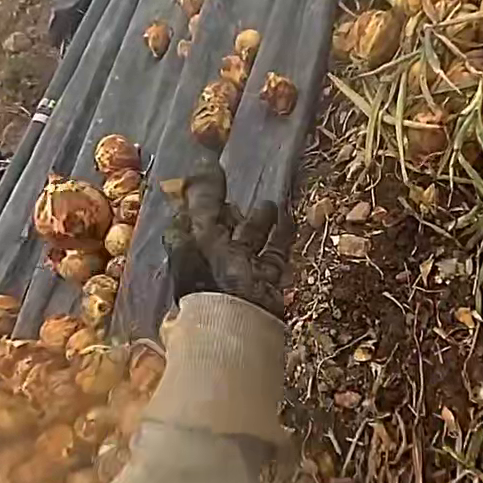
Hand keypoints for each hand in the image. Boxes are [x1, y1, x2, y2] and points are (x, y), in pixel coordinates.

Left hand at [165, 161, 292, 318]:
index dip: (204, 200)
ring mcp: (241, 271)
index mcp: (192, 248)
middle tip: (242, 191)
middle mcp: (214, 260)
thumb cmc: (213, 273)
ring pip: (252, 241)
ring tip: (271, 203)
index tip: (215, 178)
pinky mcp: (266, 281)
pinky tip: (290, 219)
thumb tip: (204, 162)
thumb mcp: (201, 231)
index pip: (195, 219)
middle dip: (233, 213)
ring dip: (262, 222)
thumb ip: (204, 199)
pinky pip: (275, 254)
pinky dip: (282, 237)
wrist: (239, 320)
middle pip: (224, 231)